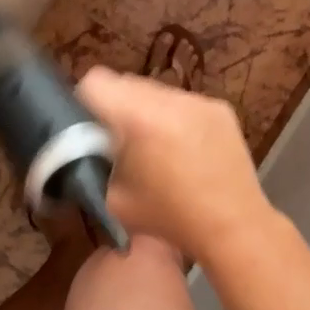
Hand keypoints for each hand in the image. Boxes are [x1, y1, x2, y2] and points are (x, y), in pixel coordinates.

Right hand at [76, 67, 279, 266]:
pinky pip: (183, 103)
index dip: (84, 102)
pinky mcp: (219, 109)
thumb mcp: (112, 200)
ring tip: (153, 147)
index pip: (95, 82)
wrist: (233, 226)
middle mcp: (170, 99)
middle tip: (118, 141)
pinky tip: (183, 150)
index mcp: (139, 118)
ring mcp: (198, 101)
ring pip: (155, 92)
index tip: (87, 128)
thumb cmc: (168, 218)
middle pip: (125, 83)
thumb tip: (76, 153)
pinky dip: (175, 119)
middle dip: (116, 107)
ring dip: (146, 111)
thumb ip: (89, 169)